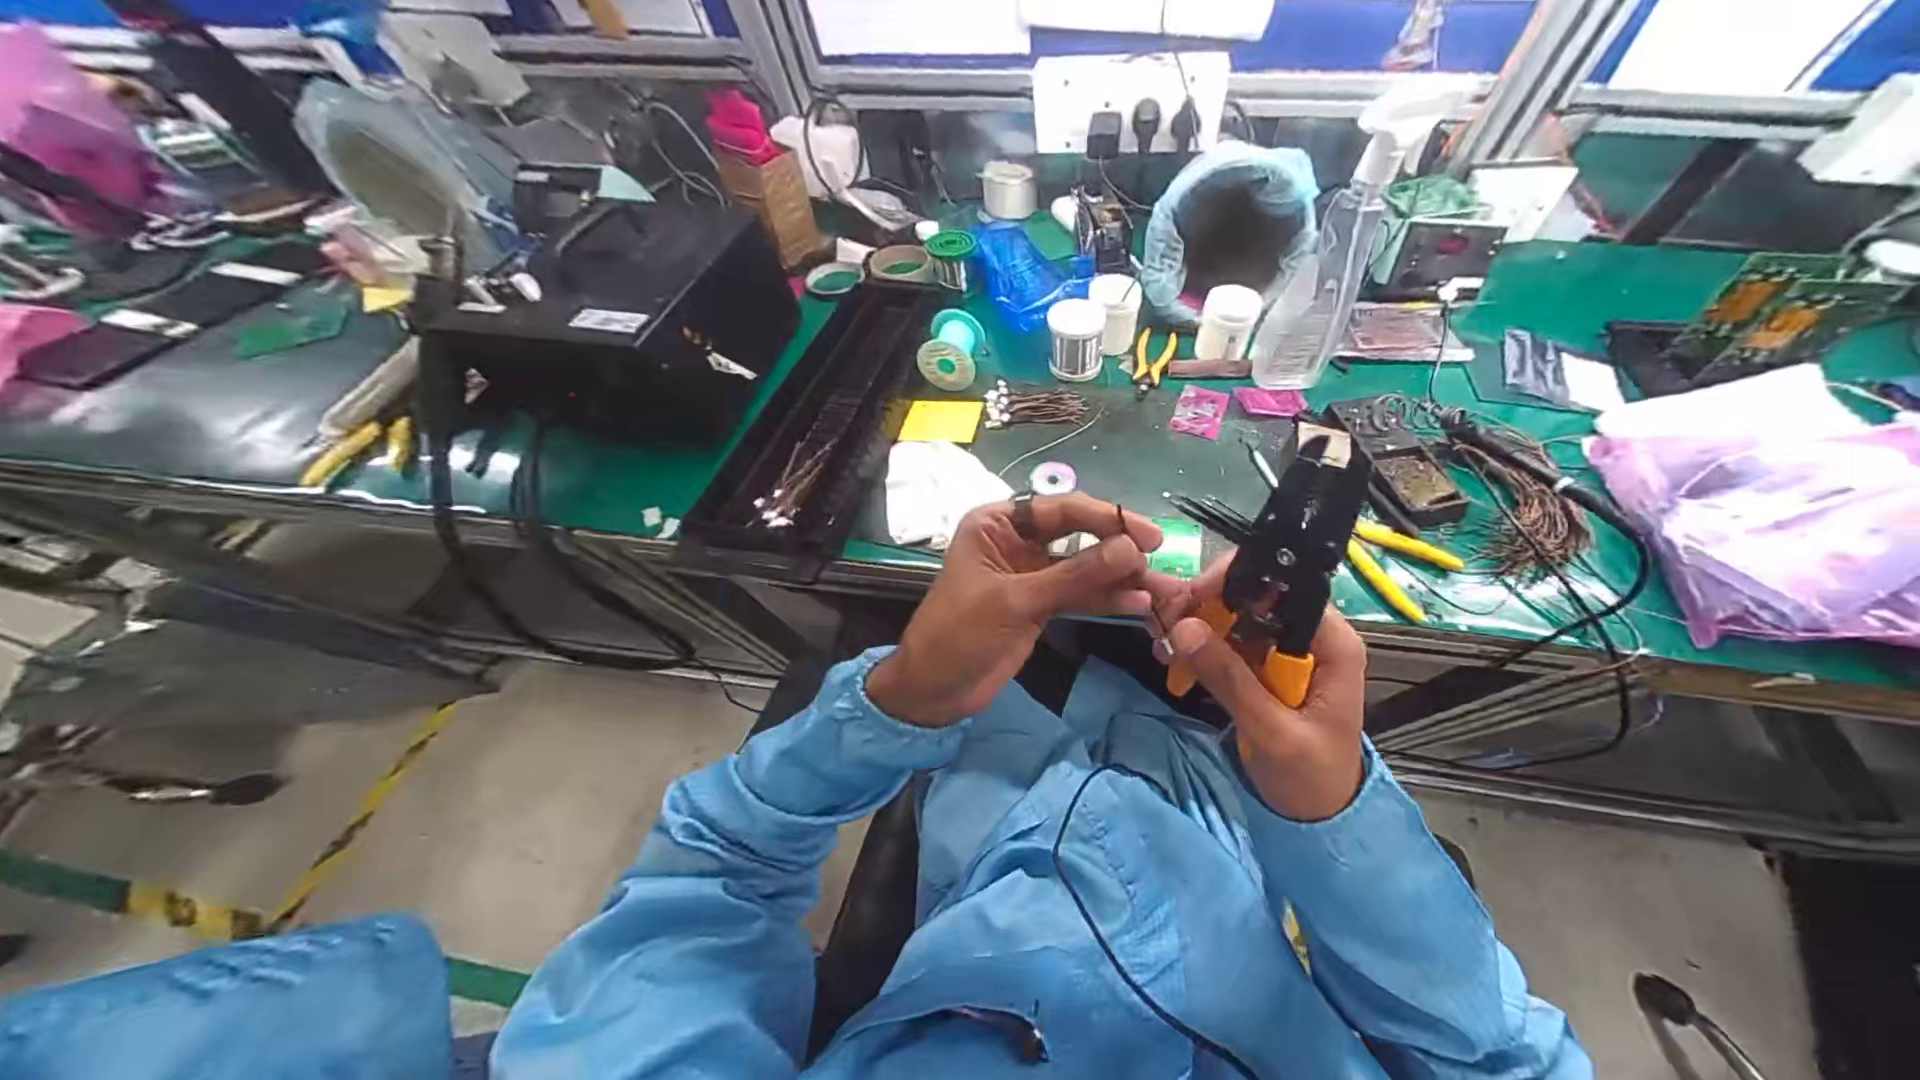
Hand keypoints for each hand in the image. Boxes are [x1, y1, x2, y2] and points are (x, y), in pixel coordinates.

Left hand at [867, 494, 1162, 727]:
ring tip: (1163, 589)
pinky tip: (1138, 603)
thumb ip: (1073, 576)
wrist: (933, 690)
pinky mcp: (1041, 605)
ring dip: (1120, 578)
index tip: (1146, 535)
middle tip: (1157, 559)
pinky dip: (1106, 599)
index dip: (1105, 518)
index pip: (1059, 509)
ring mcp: (1031, 575)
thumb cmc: (959, 633)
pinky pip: (1080, 595)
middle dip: (1117, 548)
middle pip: (1078, 535)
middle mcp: (1016, 542)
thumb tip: (1131, 551)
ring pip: (1084, 568)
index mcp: (997, 525)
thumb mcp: (1015, 601)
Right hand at [1147, 553, 1367, 821]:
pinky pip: (1223, 639)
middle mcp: (1307, 635)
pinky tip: (1173, 660)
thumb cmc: (1312, 778)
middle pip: (1251, 594)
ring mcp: (1280, 649)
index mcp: (1329, 643)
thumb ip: (1230, 679)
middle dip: (1205, 605)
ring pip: (1231, 614)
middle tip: (1167, 628)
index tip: (1191, 602)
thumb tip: (1184, 628)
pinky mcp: (1259, 665)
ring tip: (1165, 649)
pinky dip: (1195, 645)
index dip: (1236, 582)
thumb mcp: (1271, 732)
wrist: (1317, 818)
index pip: (1284, 586)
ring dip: (1194, 625)